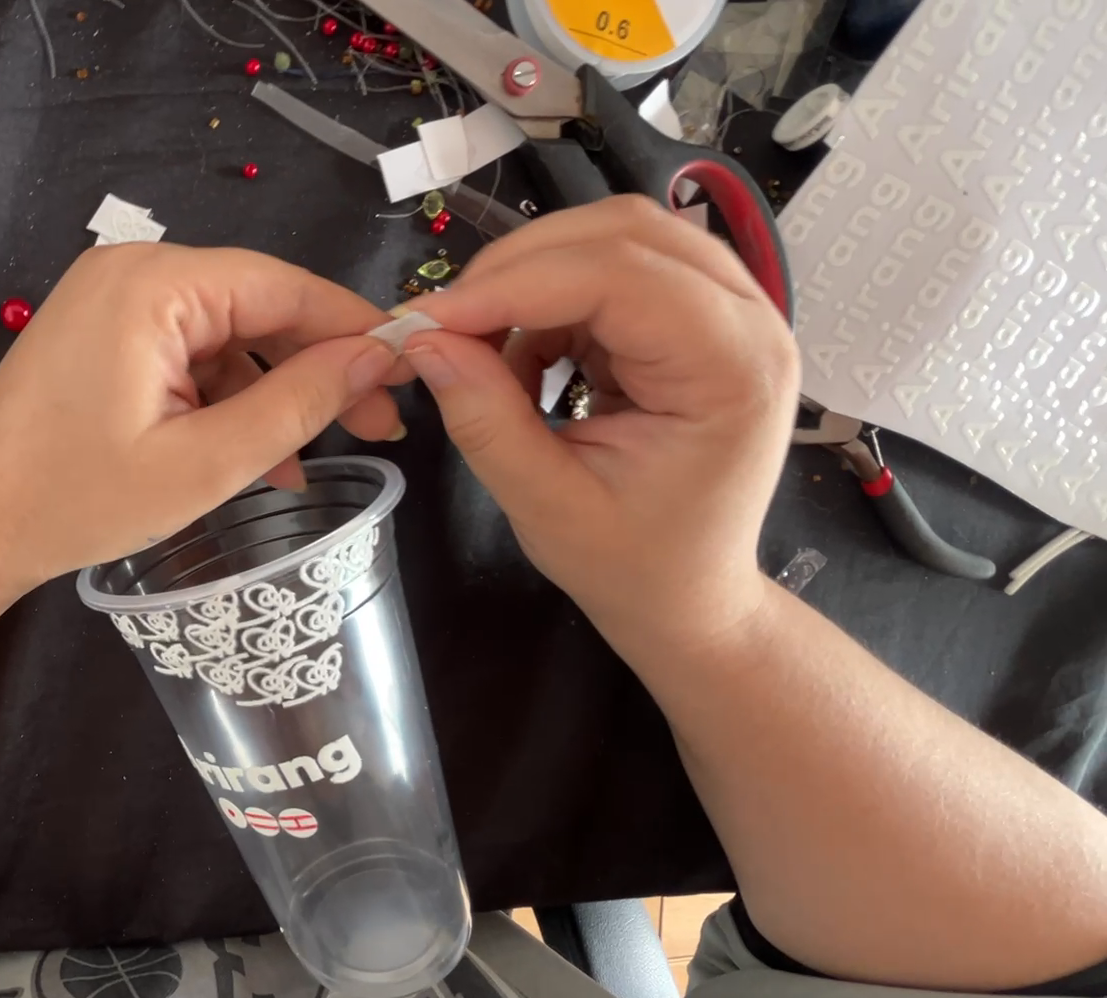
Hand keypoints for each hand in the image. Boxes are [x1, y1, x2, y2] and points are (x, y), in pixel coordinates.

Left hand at [0, 244, 406, 597]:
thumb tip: (379, 355)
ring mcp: (109, 303)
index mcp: (152, 285)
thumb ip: (298, 404)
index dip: (354, 328)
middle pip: (253, 309)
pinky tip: (253, 455)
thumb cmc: (80, 503)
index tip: (411, 369)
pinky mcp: (100, 338)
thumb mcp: (204, 464)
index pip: (282, 287)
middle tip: (374, 427)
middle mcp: (130, 272)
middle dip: (314, 370)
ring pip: (222, 339)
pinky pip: (183, 358)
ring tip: (305, 463)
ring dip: (268, 397)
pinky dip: (221, 402)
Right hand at [401, 196, 799, 650]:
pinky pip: (604, 276)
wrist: (684, 592)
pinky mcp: (686, 322)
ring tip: (475, 344)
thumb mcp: (542, 503)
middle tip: (442, 325)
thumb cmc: (626, 562)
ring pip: (613, 241)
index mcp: (731, 370)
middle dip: (515, 268)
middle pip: (622, 234)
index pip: (620, 277)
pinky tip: (517, 361)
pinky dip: (541, 305)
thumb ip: (484, 420)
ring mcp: (722, 314)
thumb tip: (422, 343)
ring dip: (527, 280)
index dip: (514, 286)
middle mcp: (747, 320)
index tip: (427, 321)